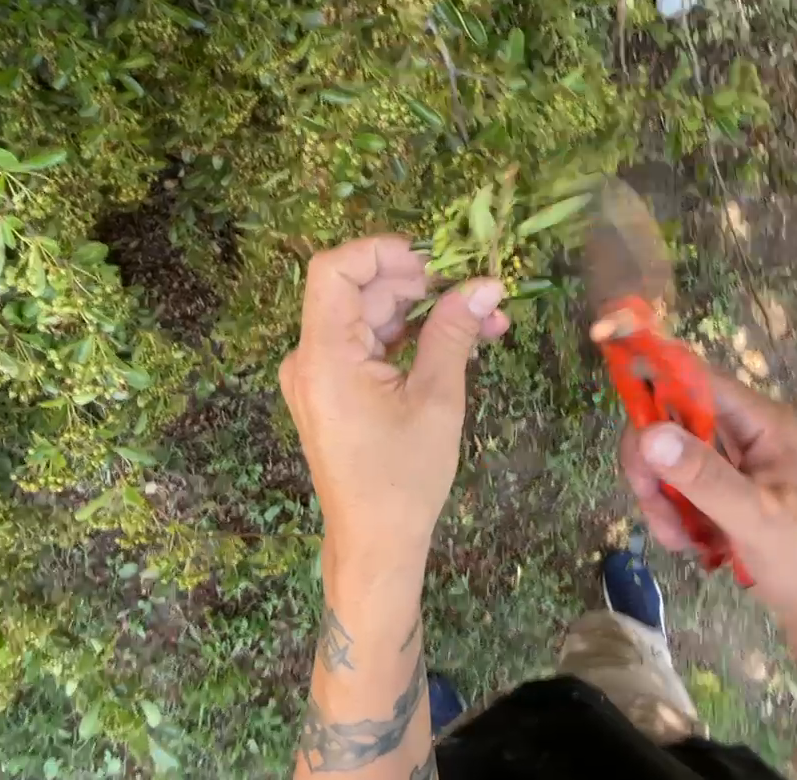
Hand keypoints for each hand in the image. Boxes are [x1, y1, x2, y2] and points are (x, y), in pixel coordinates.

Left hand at [280, 236, 509, 567]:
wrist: (376, 544)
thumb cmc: (404, 478)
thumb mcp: (436, 398)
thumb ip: (454, 331)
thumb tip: (487, 284)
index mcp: (324, 356)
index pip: (333, 271)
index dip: (380, 252)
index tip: (433, 260)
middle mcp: (310, 357)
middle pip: (361, 292)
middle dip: (421, 285)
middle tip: (477, 292)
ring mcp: (319, 372)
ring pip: (371, 316)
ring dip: (424, 312)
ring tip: (485, 321)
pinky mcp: (334, 386)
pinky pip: (370, 343)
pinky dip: (409, 337)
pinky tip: (457, 339)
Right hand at [621, 372, 796, 617]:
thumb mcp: (755, 518)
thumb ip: (702, 475)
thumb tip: (649, 433)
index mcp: (761, 420)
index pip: (694, 377)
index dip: (652, 377)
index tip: (621, 397)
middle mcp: (742, 428)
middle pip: (670, 416)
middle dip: (651, 459)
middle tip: (648, 498)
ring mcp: (729, 456)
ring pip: (665, 452)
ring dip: (659, 493)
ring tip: (677, 536)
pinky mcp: (718, 482)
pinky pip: (674, 481)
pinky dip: (669, 509)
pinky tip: (686, 541)